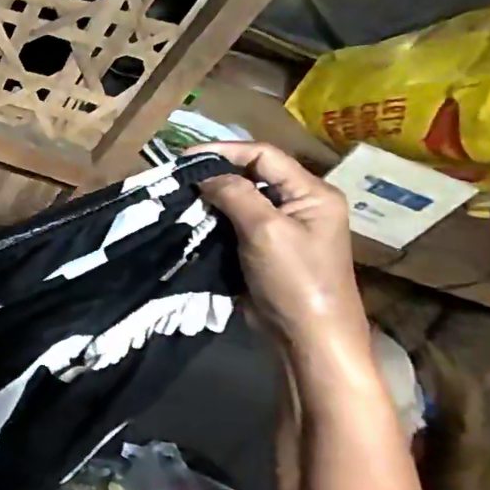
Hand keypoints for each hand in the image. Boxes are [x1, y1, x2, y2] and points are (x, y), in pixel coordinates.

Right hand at [190, 142, 366, 359]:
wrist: (308, 338)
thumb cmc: (295, 280)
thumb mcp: (266, 230)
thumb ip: (236, 195)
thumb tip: (205, 176)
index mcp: (312, 193)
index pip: (263, 156)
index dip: (223, 151)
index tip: (183, 157)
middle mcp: (300, 205)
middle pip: (252, 175)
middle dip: (214, 174)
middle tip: (177, 178)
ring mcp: (283, 230)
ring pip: (241, 201)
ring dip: (211, 199)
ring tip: (179, 198)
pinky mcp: (265, 251)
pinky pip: (236, 225)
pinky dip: (213, 221)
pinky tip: (191, 222)